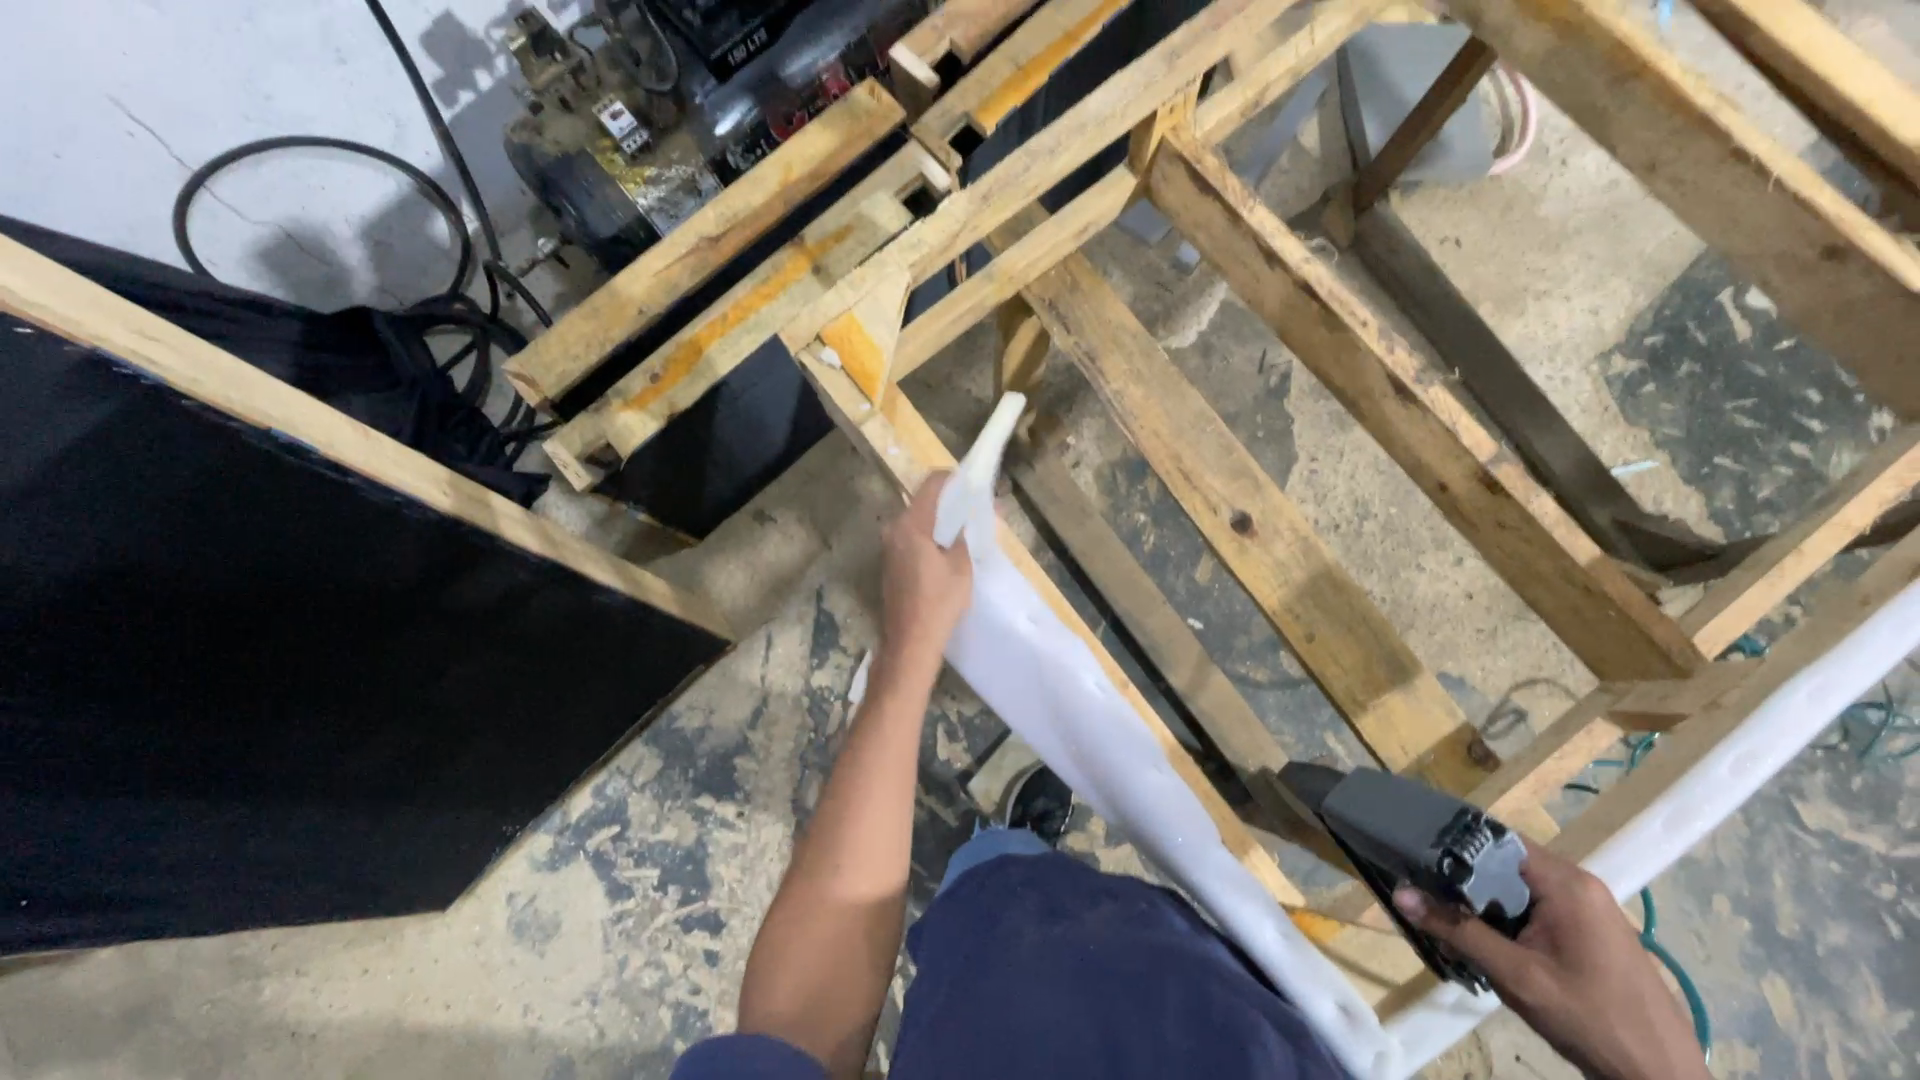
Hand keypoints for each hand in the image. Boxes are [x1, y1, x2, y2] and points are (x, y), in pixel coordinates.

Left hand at [878, 472, 972, 673]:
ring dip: (939, 521)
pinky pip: (911, 539)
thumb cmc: (939, 602)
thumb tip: (966, 519)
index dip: (951, 478)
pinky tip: (948, 548)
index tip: (970, 480)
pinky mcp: (890, 564)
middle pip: (922, 503)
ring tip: (966, 527)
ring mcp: (889, 548)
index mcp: (911, 525)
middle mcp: (894, 530)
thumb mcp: (961, 566)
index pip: (931, 486)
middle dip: (949, 502)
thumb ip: (961, 536)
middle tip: (975, 506)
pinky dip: (929, 537)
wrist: (910, 641)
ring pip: (917, 522)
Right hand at [1393, 842, 1708, 1079]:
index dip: (1455, 847)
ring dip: (1486, 905)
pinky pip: (1538, 908)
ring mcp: (1590, 908)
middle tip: (1428, 899)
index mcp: (1566, 882)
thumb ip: (1458, 930)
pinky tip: (1490, 945)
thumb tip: (1402, 893)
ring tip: (1451, 924)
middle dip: (1466, 882)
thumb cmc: (1589, 1018)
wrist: (1659, 1076)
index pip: (1497, 841)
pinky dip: (1510, 920)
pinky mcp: (1592, 931)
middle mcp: (1580, 884)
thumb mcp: (1515, 975)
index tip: (1417, 859)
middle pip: (1506, 864)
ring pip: (1520, 888)